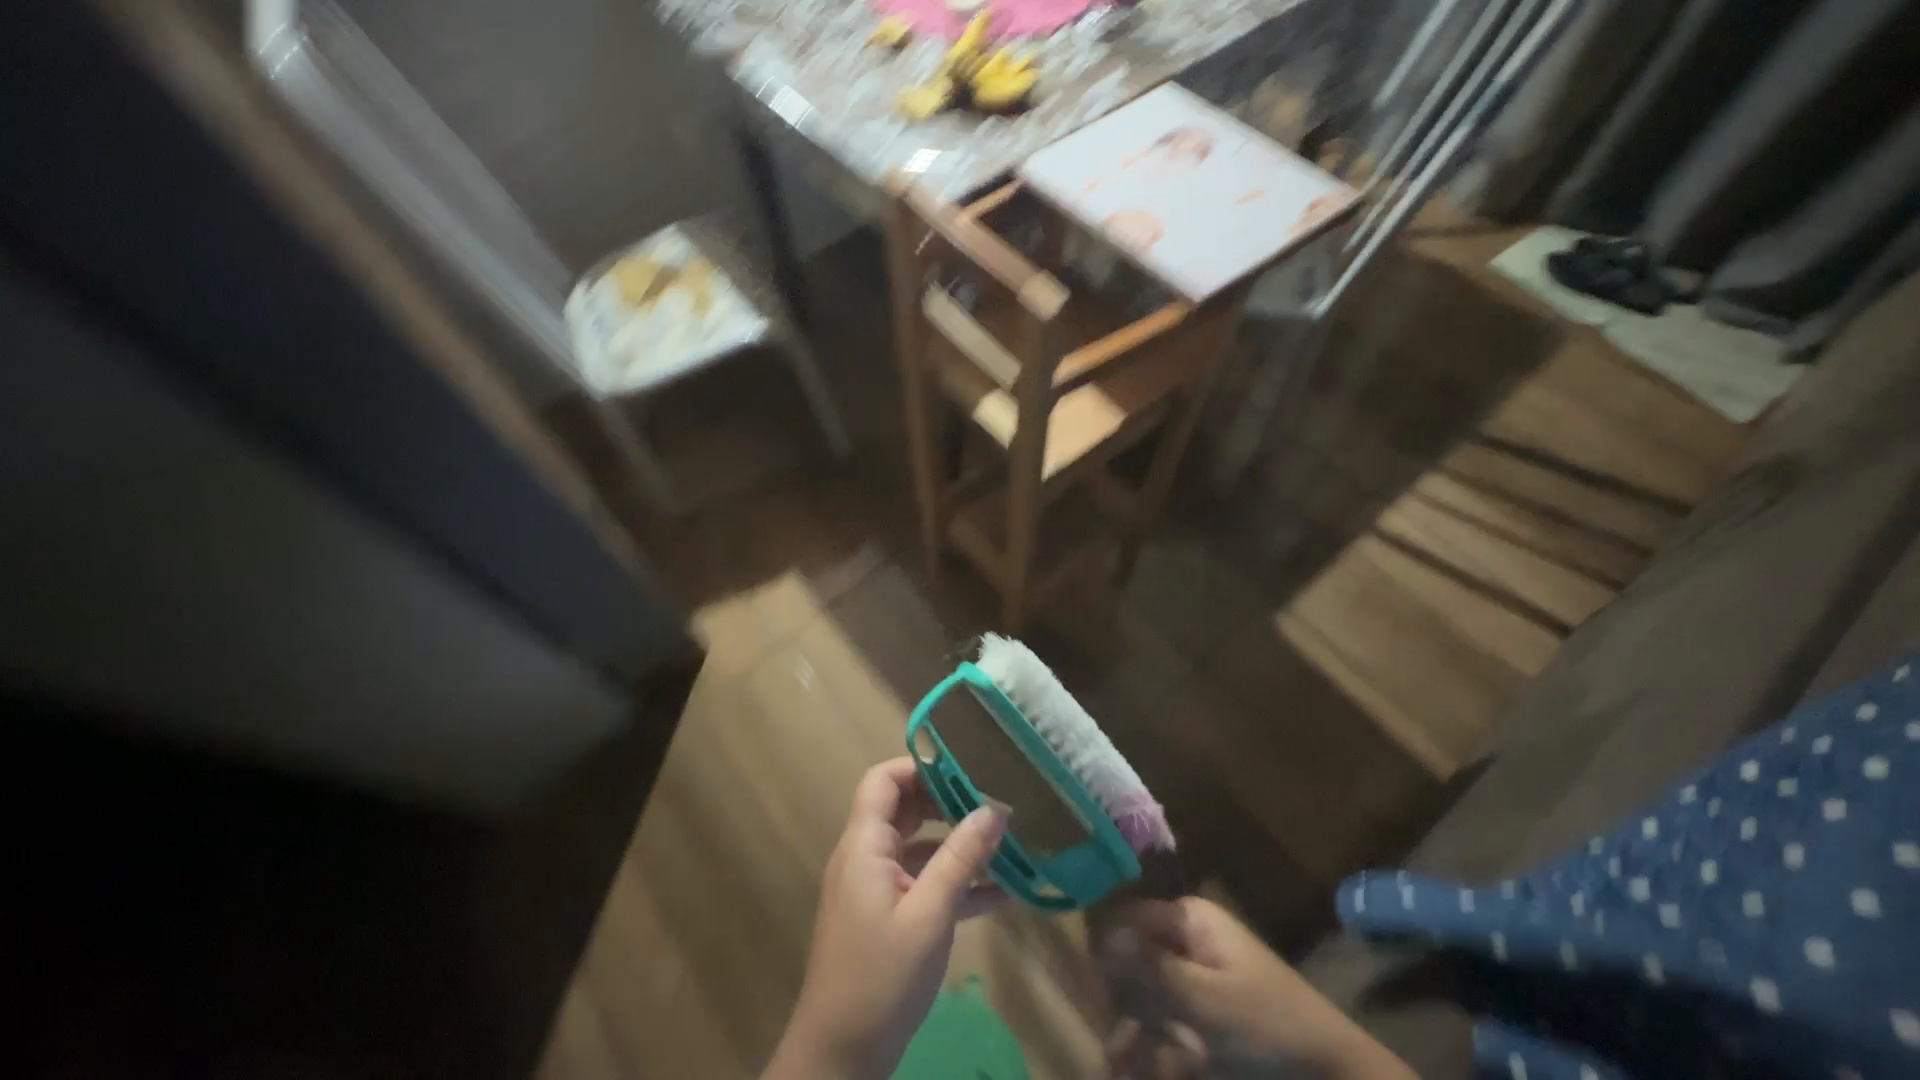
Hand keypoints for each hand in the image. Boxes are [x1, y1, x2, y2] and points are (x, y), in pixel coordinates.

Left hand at [766, 758, 1007, 1079]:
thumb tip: (995, 808)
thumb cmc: (881, 976)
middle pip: (905, 809)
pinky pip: (924, 885)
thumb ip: (961, 859)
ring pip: (920, 848)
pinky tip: (1003, 892)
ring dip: (960, 845)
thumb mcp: (929, 915)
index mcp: (864, 845)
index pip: (883, 781)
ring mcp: (877, 889)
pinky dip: (957, 883)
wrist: (841, 1053)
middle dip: (949, 802)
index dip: (921, 766)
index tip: (969, 768)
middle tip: (996, 800)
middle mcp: (866, 857)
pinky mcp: (889, 918)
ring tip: (1010, 842)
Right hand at [1102, 897, 1414, 1078]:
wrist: (1331, 1073)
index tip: (1092, 990)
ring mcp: (1196, 984)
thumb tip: (1103, 938)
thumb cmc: (1269, 1025)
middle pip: (1132, 965)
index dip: (1107, 951)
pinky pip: (1164, 1031)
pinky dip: (1153, 1052)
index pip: (1128, 920)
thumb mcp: (1207, 998)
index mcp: (1190, 921)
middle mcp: (1188, 944)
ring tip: (1124, 1069)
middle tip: (1115, 1048)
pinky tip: (1138, 1071)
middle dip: (1119, 1008)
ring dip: (1134, 1039)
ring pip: (1145, 1004)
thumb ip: (1153, 969)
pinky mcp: (1204, 1021)